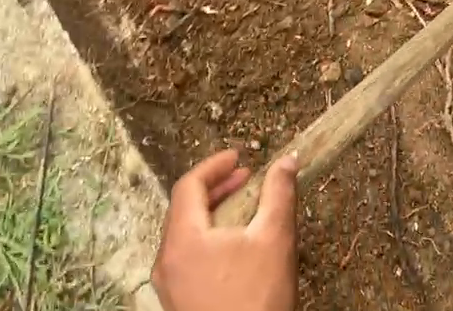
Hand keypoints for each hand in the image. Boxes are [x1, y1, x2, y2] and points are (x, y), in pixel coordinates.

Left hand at [151, 149, 300, 310]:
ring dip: (214, 211)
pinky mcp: (178, 303)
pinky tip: (236, 241)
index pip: (189, 186)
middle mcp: (166, 261)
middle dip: (216, 187)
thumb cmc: (258, 296)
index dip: (214, 165)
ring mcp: (169, 286)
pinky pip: (187, 256)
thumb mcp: (275, 236)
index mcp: (183, 240)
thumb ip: (279, 191)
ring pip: (185, 233)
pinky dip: (208, 236)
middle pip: (183, 209)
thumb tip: (287, 159)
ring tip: (245, 206)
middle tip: (246, 176)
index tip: (240, 155)